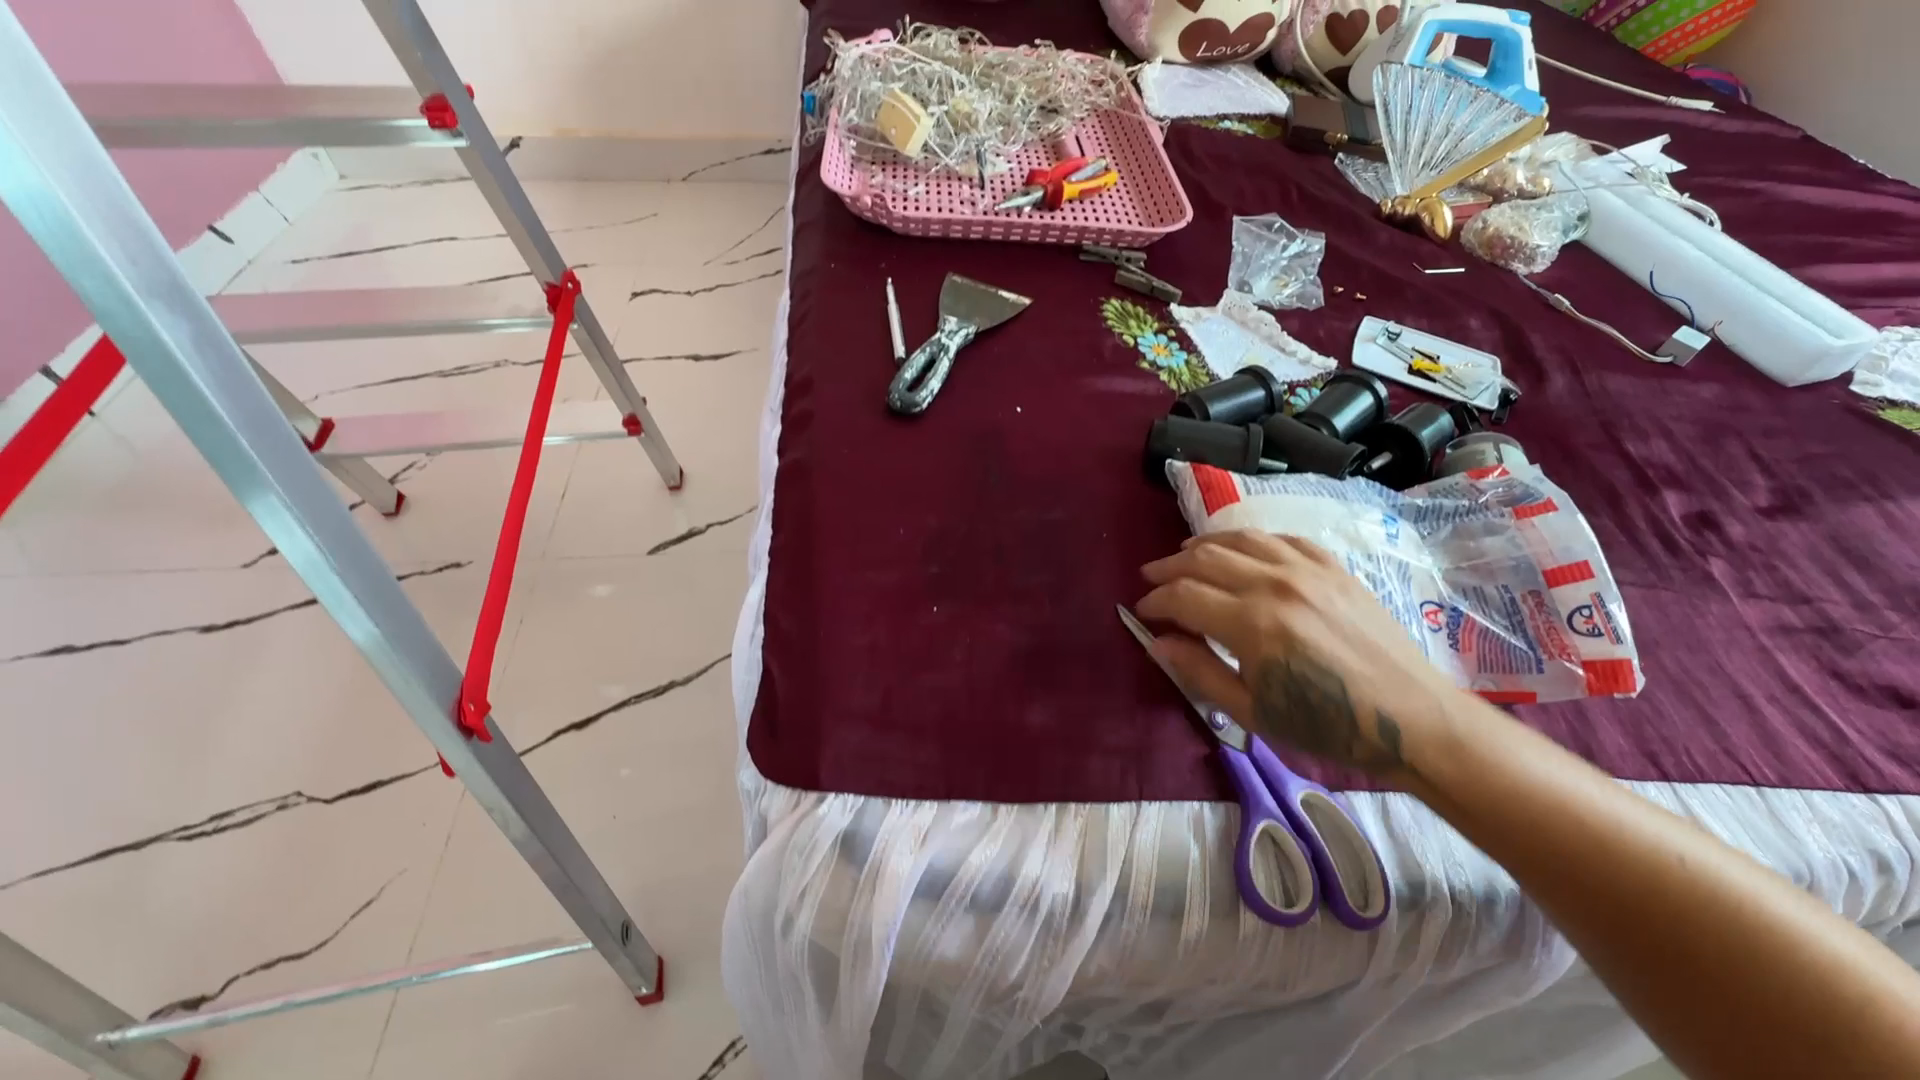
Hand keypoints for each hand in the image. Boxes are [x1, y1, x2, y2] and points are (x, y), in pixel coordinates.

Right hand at [1138, 530, 1463, 779]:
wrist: (1412, 718)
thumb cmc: (1328, 726)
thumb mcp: (1252, 712)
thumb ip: (1199, 672)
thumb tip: (1157, 644)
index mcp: (1253, 624)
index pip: (1183, 596)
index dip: (1155, 602)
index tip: (1141, 612)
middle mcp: (1276, 584)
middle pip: (1205, 559)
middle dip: (1169, 568)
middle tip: (1150, 579)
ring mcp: (1309, 570)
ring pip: (1241, 539)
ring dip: (1204, 545)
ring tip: (1184, 556)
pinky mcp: (1334, 567)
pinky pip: (1281, 539)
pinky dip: (1251, 541)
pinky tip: (1240, 552)